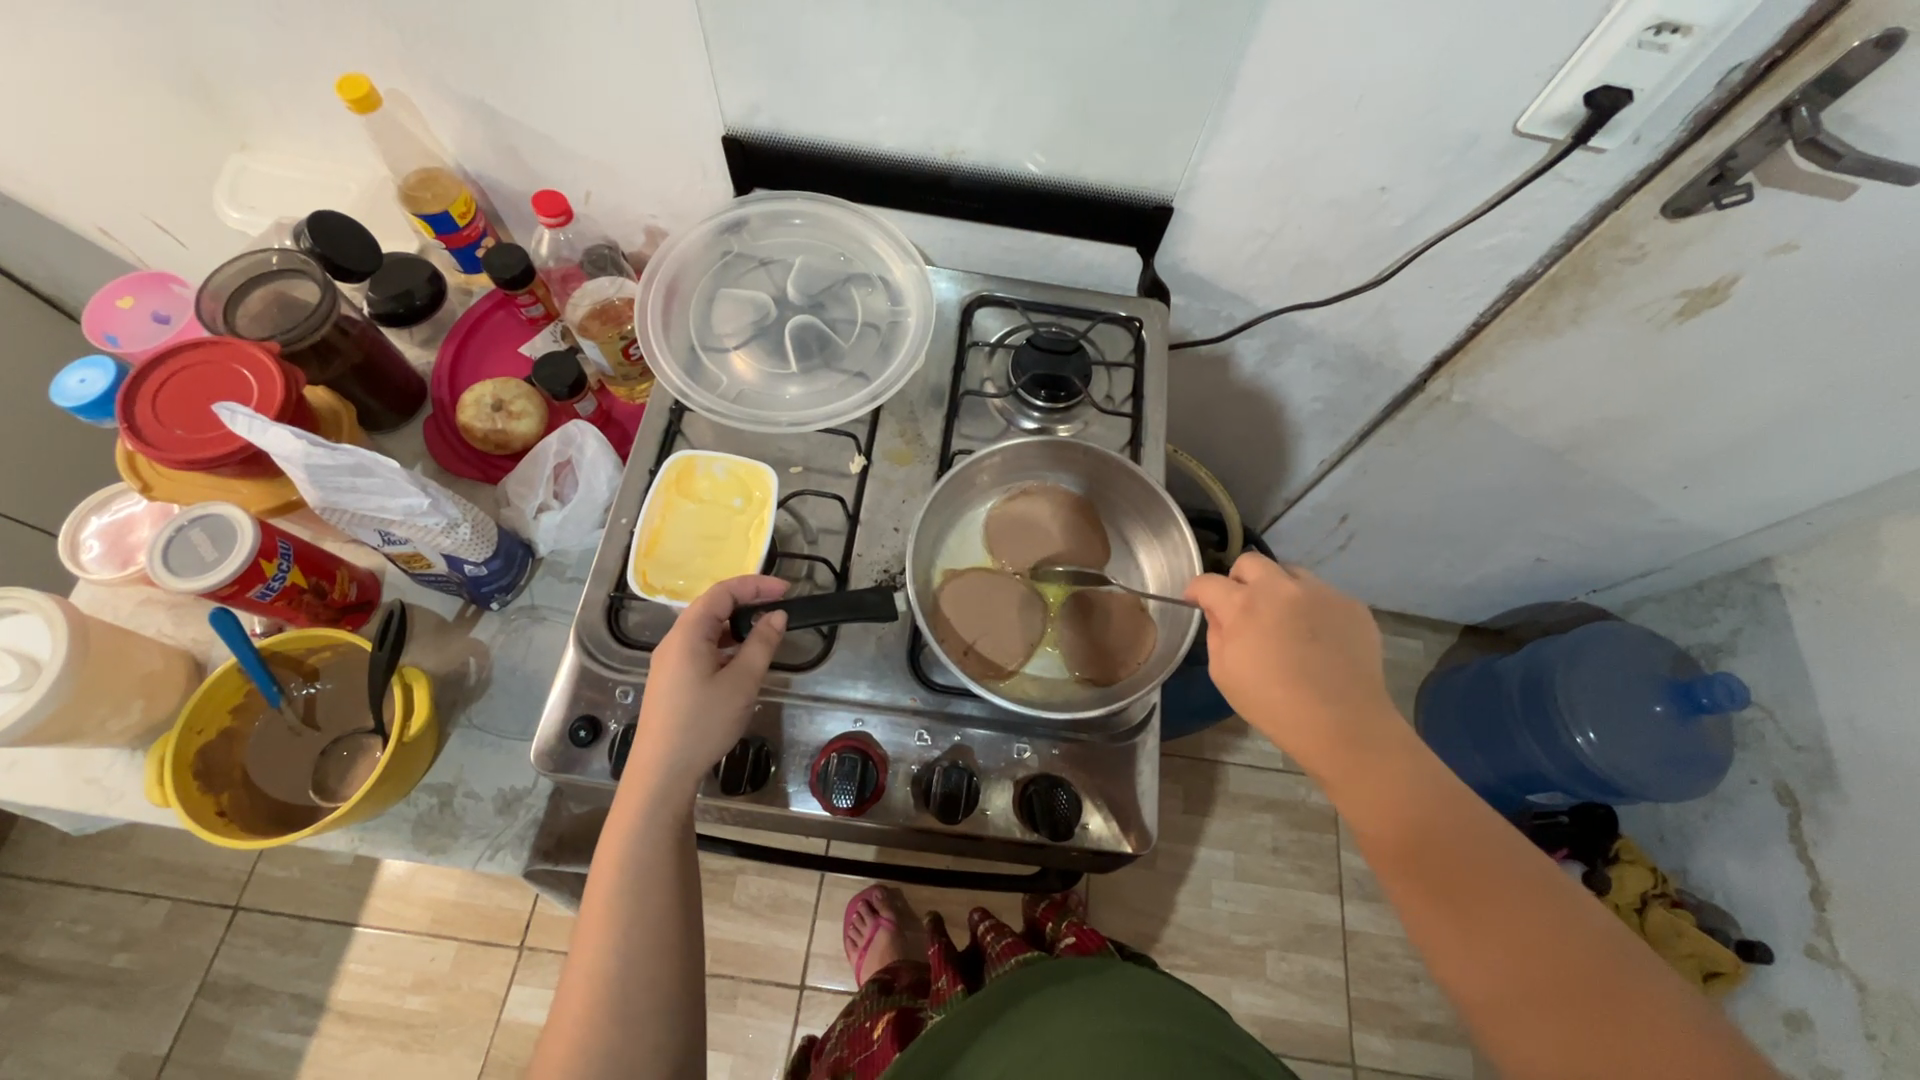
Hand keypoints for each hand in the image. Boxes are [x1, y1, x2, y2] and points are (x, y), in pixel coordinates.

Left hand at [627, 576, 787, 790]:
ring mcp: (670, 662)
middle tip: (780, 609)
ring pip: (707, 630)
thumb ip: (762, 644)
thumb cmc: (704, 722)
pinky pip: (701, 649)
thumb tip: (777, 616)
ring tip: (767, 634)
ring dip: (737, 626)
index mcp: (688, 633)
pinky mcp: (672, 680)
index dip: (755, 586)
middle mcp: (674, 641)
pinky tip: (743, 662)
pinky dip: (726, 646)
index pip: (722, 592)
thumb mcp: (742, 682)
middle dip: (747, 602)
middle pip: (712, 607)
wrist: (662, 770)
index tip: (786, 590)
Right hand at [1183, 553, 1401, 767]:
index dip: (1197, 591)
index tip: (1197, 602)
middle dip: (1239, 580)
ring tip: (1285, 621)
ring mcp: (1320, 592)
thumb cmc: (1272, 704)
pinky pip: (1323, 595)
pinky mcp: (1350, 604)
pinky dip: (1313, 609)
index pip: (1208, 582)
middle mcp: (1280, 588)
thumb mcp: (1224, 674)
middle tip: (1243, 607)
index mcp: (1243, 605)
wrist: (1340, 721)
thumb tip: (1219, 614)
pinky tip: (1318, 639)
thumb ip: (1217, 634)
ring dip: (1279, 590)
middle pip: (1250, 562)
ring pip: (1290, 573)